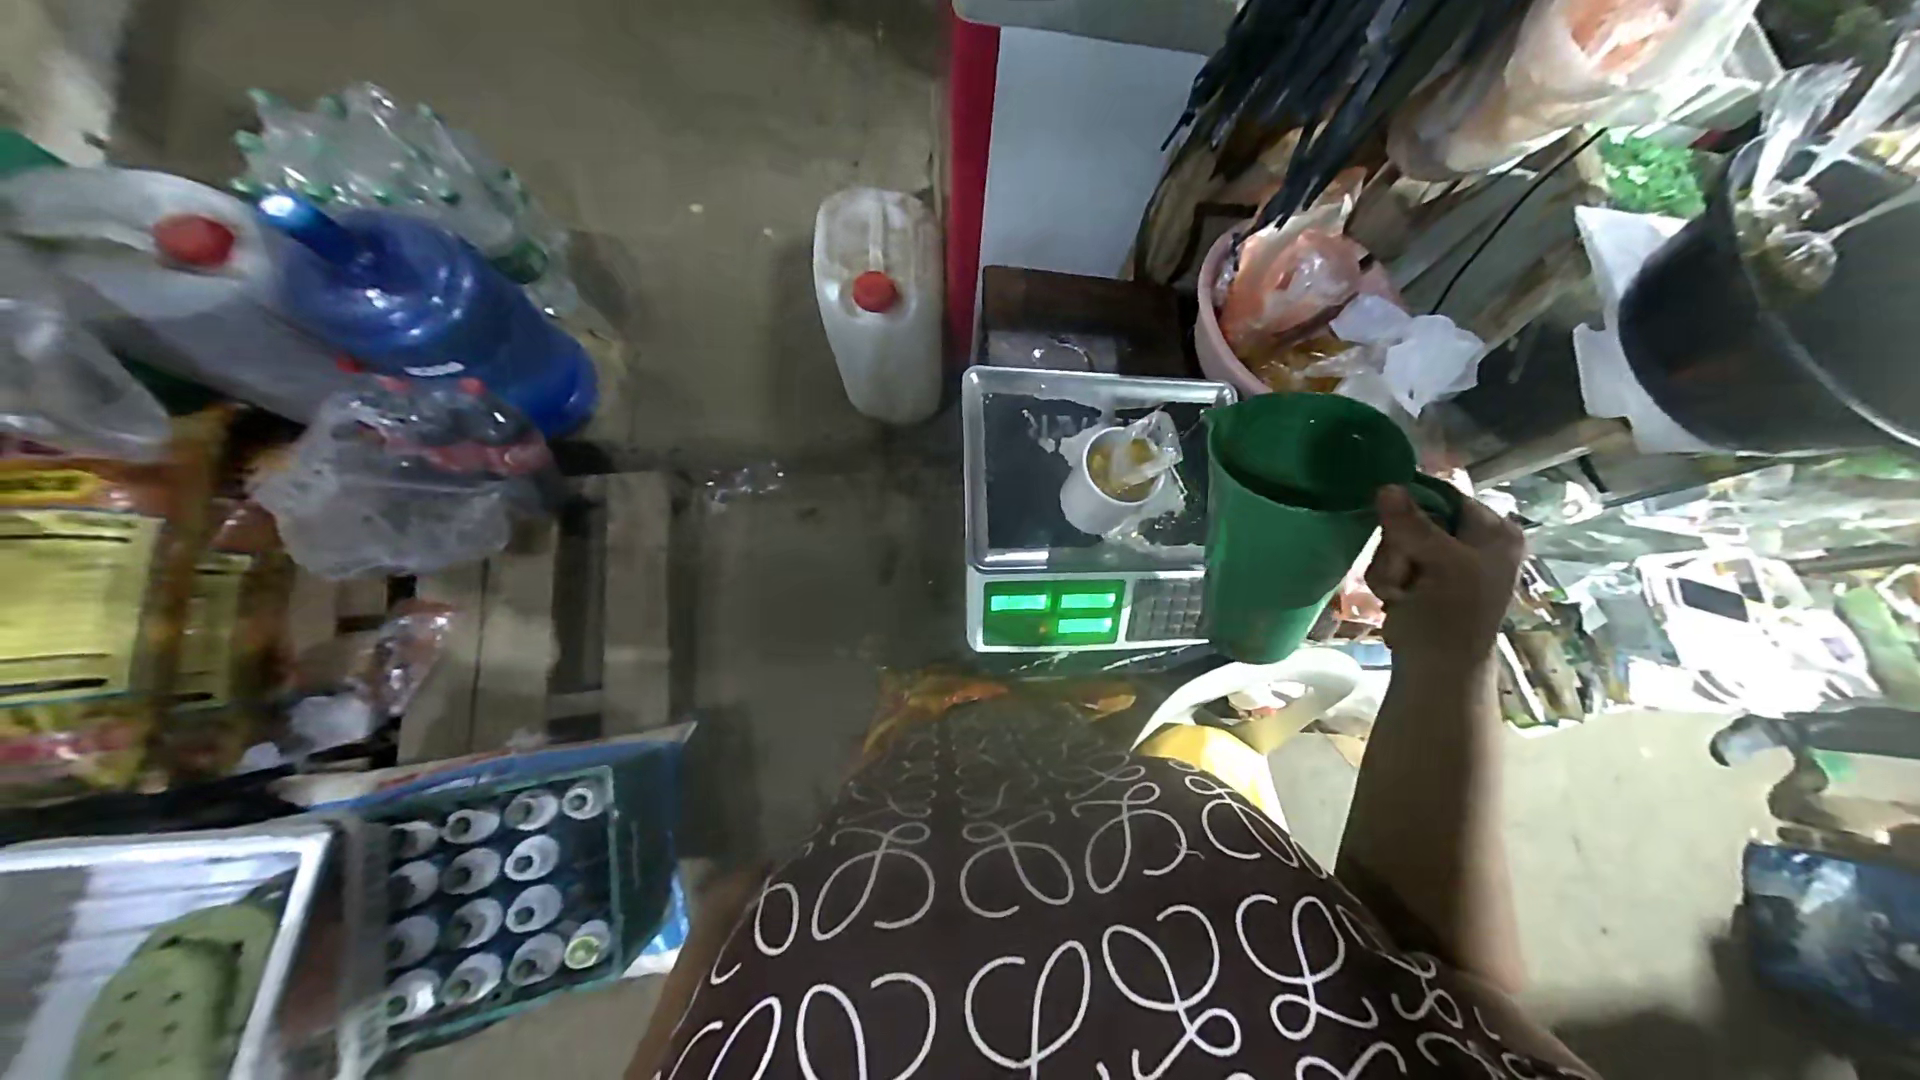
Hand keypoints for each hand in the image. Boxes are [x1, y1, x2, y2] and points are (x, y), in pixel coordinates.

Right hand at [1364, 485, 1524, 669]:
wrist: (1436, 668)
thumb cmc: (1451, 617)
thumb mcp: (1439, 565)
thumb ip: (1413, 525)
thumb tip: (1387, 486)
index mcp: (1493, 531)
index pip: (1445, 495)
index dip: (1413, 505)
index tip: (1393, 523)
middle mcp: (1469, 540)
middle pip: (1412, 518)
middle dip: (1398, 547)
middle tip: (1406, 573)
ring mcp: (1442, 559)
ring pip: (1393, 541)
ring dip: (1389, 567)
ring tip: (1401, 592)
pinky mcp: (1418, 576)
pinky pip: (1387, 561)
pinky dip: (1385, 579)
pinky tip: (1396, 597)